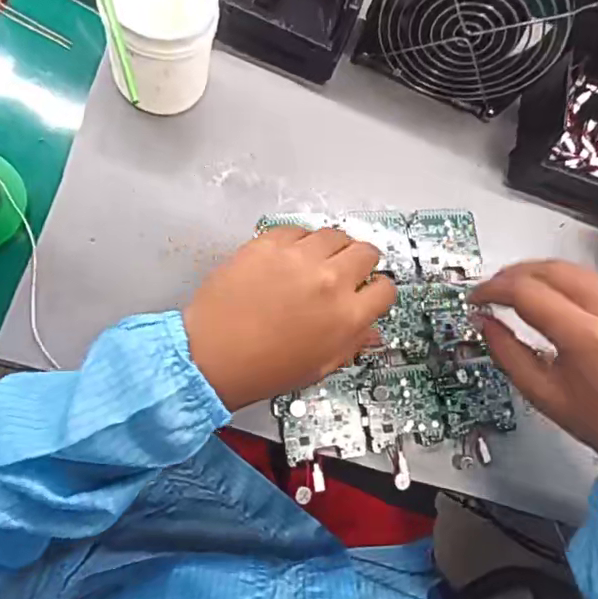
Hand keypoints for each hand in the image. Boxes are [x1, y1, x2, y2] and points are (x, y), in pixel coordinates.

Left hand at [183, 227, 397, 410]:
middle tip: (343, 272)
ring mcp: (297, 259)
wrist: (211, 357)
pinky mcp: (267, 245)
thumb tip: (369, 331)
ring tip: (313, 263)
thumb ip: (351, 343)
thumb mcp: (319, 367)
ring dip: (328, 248)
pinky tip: (286, 259)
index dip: (376, 291)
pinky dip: (296, 242)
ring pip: (332, 235)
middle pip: (365, 252)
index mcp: (347, 316)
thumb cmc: (260, 368)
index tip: (366, 291)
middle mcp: (328, 281)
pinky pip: (295, 230)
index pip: (385, 289)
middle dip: (359, 262)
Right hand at [471, 260, 597, 478]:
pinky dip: (563, 281)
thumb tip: (485, 322)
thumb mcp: (542, 393)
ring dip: (537, 274)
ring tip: (514, 290)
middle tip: (490, 290)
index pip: (527, 291)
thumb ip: (506, 352)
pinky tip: (548, 297)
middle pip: (551, 269)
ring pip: (574, 269)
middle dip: (512, 274)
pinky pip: (595, 281)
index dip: (493, 290)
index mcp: (589, 339)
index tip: (477, 298)